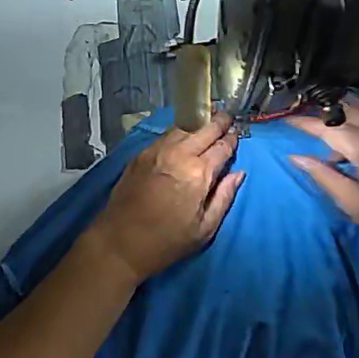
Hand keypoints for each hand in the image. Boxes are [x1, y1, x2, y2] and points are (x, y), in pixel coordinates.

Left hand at [85, 113, 245, 280]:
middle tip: (226, 116)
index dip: (232, 140)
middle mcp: (179, 154)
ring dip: (197, 124)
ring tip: (206, 122)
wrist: (120, 241)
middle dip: (218, 122)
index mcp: (199, 173)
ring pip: (183, 128)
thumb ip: (224, 197)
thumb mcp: (204, 228)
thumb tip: (238, 174)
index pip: (222, 147)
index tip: (236, 134)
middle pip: (204, 130)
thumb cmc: (166, 241)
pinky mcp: (141, 154)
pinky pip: (165, 136)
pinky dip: (178, 133)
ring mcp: (157, 151)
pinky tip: (182, 136)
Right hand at [288, 96, 358, 270]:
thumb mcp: (351, 201)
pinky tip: (345, 150)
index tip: (283, 119)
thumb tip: (296, 156)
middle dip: (324, 110)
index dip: (303, 122)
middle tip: (302, 117)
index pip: (327, 126)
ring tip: (319, 133)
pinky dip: (355, 128)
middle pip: (348, 107)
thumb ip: (322, 174)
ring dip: (340, 118)